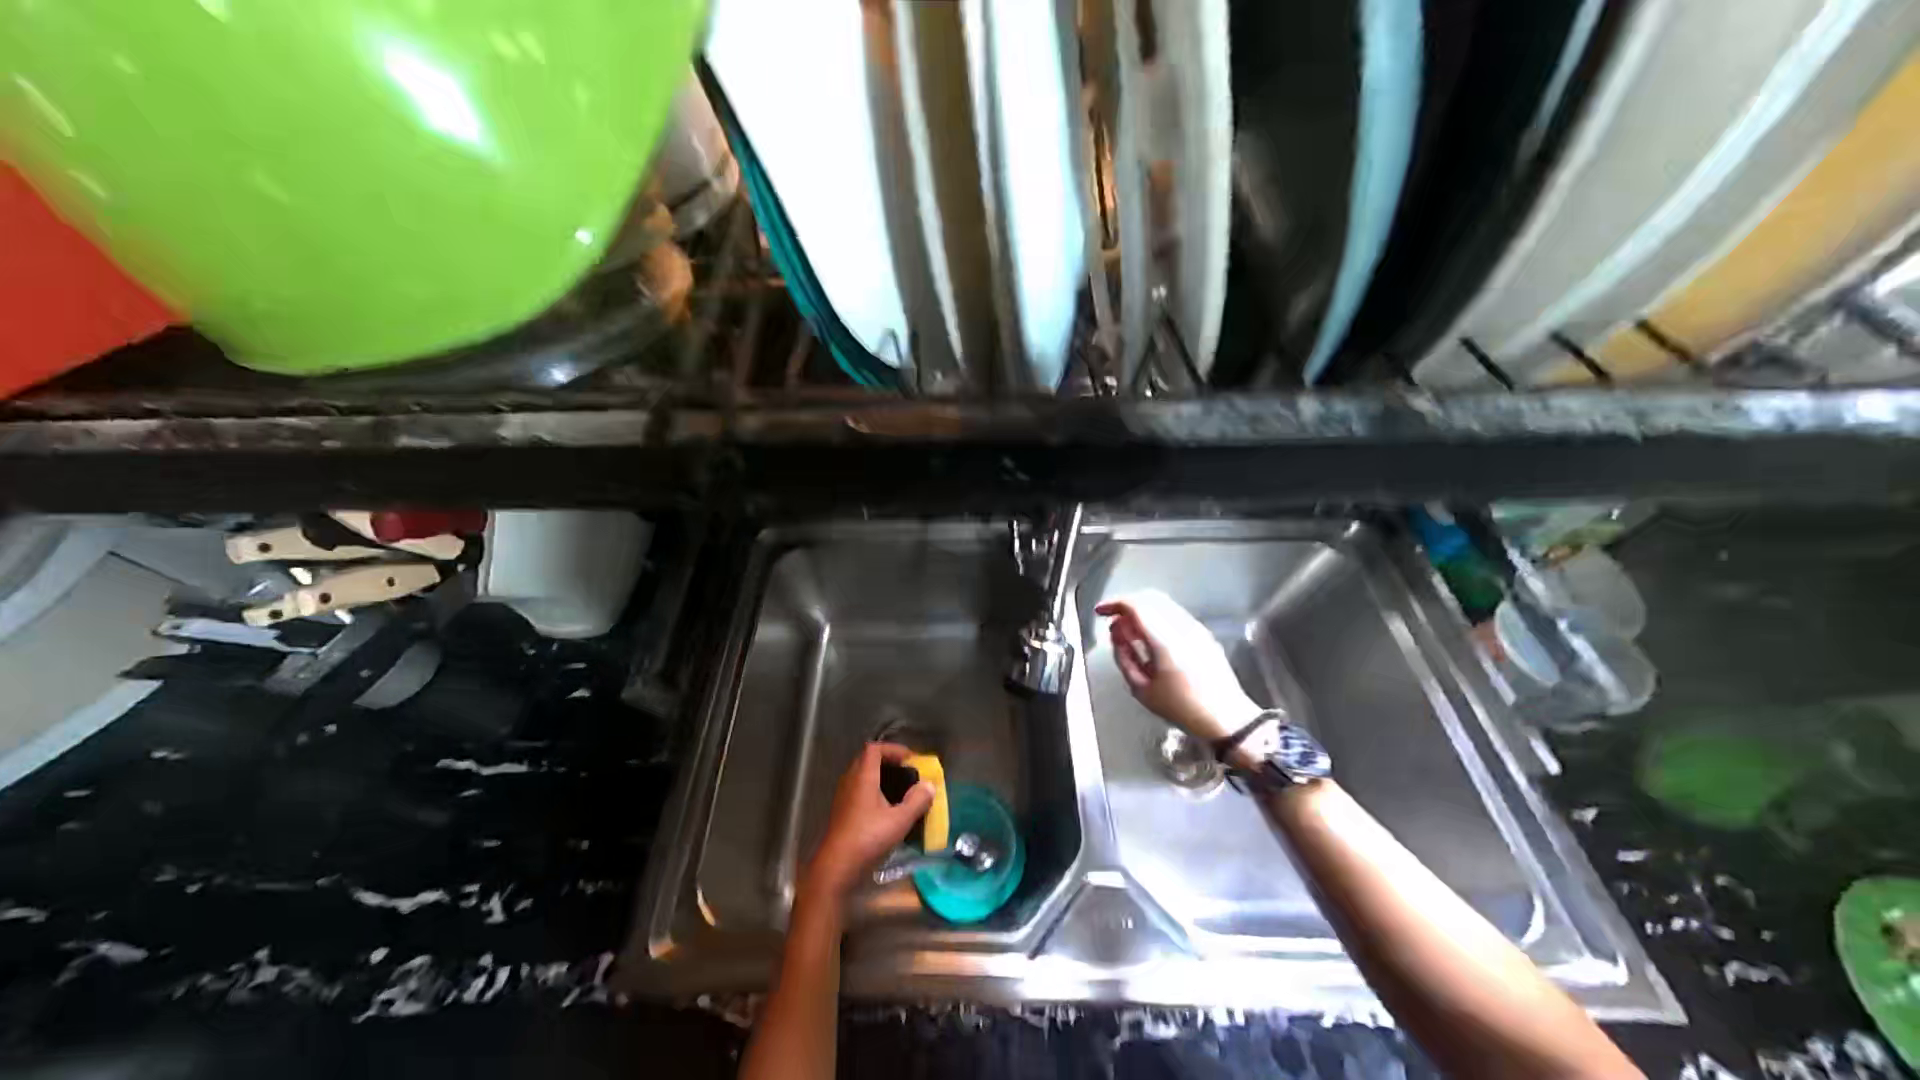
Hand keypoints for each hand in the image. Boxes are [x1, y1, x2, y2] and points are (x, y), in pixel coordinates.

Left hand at [801, 743, 936, 903]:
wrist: (836, 867)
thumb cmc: (868, 838)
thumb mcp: (899, 820)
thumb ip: (917, 801)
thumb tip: (929, 785)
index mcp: (863, 777)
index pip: (874, 748)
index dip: (893, 749)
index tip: (911, 759)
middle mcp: (850, 782)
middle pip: (868, 760)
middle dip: (888, 762)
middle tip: (907, 773)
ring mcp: (843, 797)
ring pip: (862, 776)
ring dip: (880, 778)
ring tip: (900, 791)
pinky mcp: (841, 812)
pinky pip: (859, 791)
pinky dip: (873, 792)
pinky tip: (886, 810)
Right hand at [1095, 591, 1261, 742]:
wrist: (1226, 718)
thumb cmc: (1181, 708)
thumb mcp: (1141, 689)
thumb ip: (1124, 657)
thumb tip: (1116, 634)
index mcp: (1164, 641)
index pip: (1135, 606)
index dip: (1114, 604)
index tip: (1100, 612)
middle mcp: (1182, 627)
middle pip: (1150, 598)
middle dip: (1127, 605)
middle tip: (1113, 620)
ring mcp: (1196, 629)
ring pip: (1164, 604)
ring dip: (1143, 610)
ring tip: (1130, 631)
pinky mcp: (1205, 635)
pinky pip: (1175, 615)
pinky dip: (1157, 617)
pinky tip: (1151, 637)